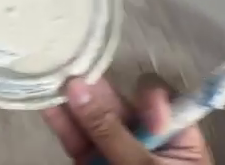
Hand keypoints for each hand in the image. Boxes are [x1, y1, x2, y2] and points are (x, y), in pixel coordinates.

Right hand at [44, 76, 211, 164]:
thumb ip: (111, 132)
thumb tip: (76, 86)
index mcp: (179, 142)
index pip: (162, 103)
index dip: (147, 97)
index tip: (141, 107)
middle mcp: (147, 142)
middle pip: (120, 105)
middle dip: (95, 89)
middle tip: (70, 69)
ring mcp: (117, 153)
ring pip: (92, 118)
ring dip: (72, 101)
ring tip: (50, 78)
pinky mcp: (92, 164)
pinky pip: (76, 138)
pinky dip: (61, 122)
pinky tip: (46, 104)